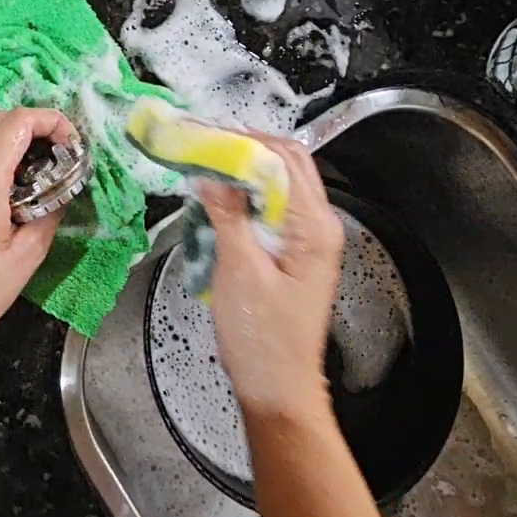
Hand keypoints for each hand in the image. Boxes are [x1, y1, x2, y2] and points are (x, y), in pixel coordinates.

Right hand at [200, 134, 344, 422]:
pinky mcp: (290, 248)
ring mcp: (306, 236)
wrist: (276, 385)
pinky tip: (213, 193)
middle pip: (285, 163)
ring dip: (240, 168)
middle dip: (243, 146)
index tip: (202, 132)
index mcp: (313, 227)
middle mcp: (317, 225)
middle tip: (199, 141)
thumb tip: (209, 170)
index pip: (283, 159)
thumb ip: (227, 214)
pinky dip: (241, 191)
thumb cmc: (261, 336)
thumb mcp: (239, 269)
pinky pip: (268, 204)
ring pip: (275, 182)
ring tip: (200, 161)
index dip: (242, 140)